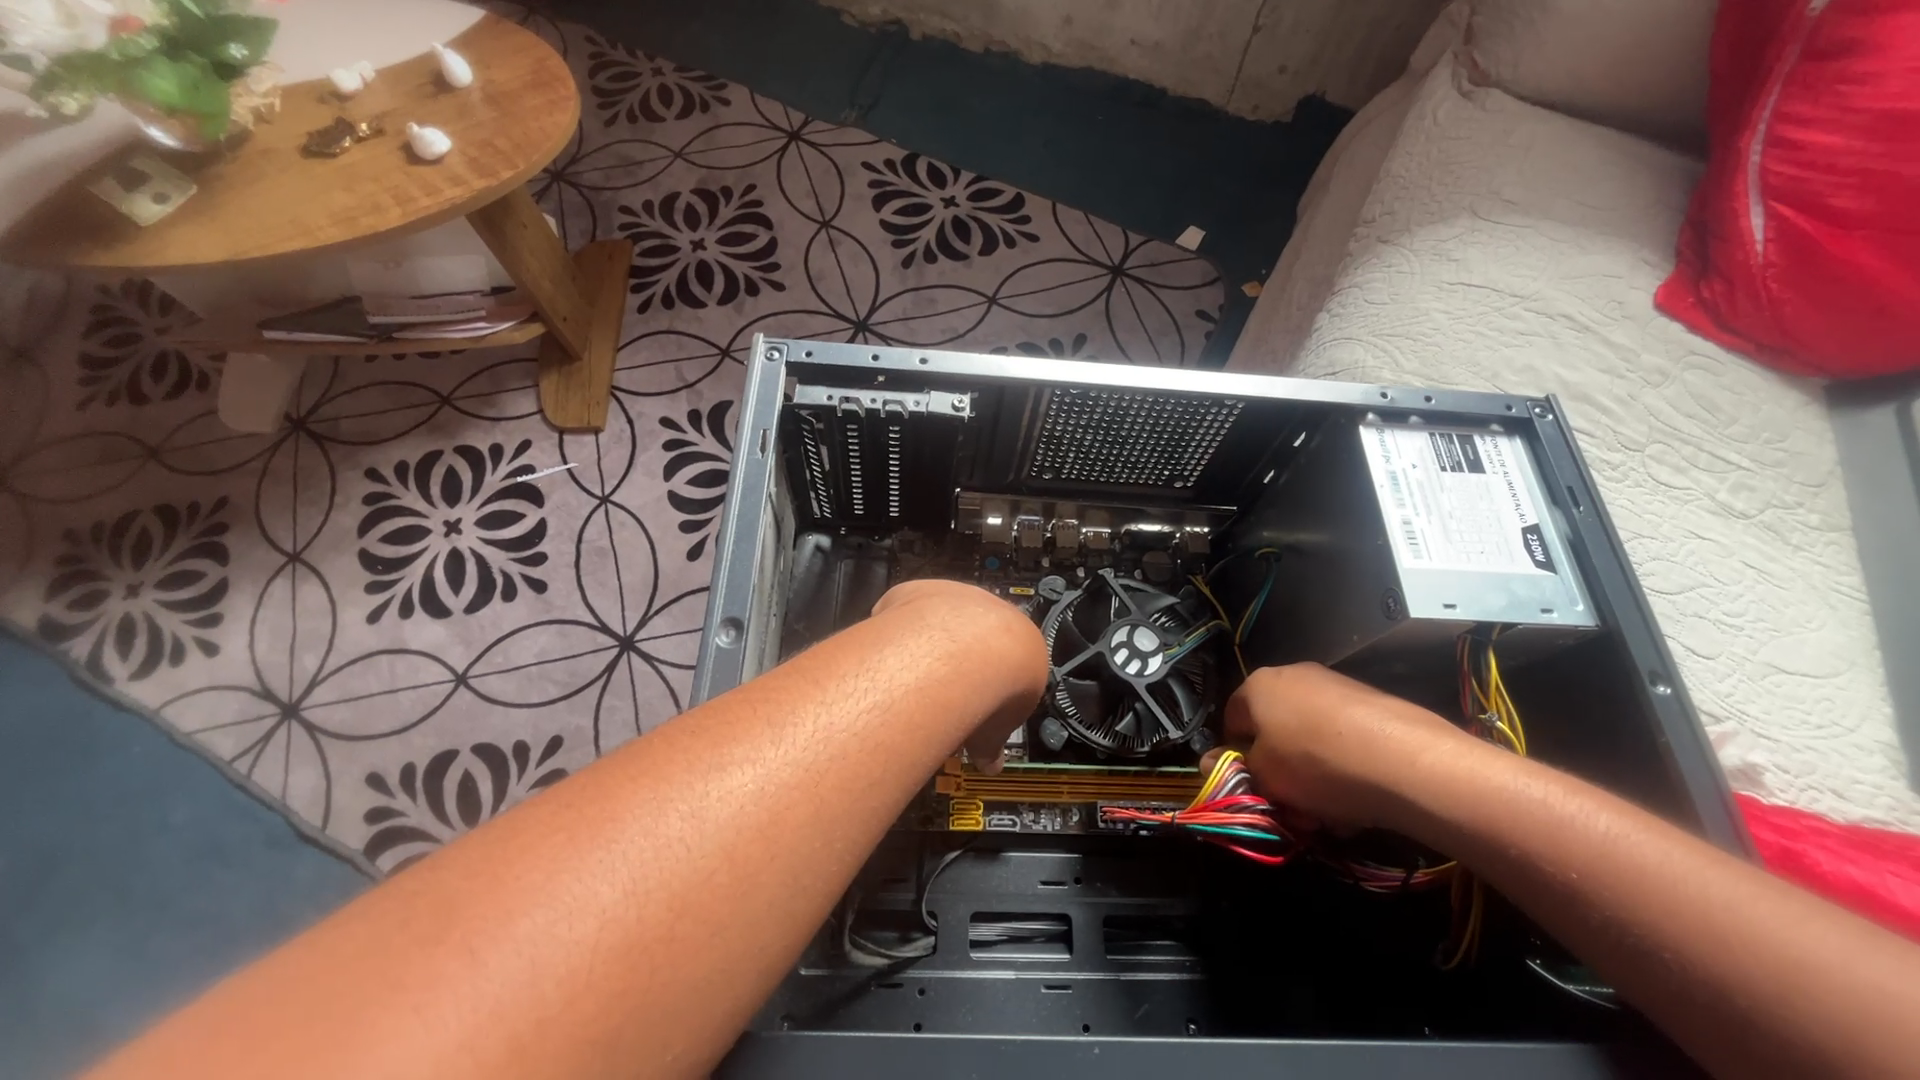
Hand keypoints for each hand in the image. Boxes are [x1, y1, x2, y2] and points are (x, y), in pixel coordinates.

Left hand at [871, 578, 1047, 771]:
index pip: (1009, 665)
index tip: (975, 711)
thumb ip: (991, 744)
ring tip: (914, 683)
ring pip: (939, 620)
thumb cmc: (994, 690)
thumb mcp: (998, 731)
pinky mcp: (918, 589)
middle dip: (958, 667)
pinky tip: (893, 659)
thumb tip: (989, 764)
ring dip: (928, 647)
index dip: (990, 690)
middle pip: (973, 640)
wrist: (966, 651)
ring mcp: (954, 595)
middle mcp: (992, 611)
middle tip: (941, 700)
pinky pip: (906, 609)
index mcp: (1023, 643)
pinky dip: (899, 632)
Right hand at [1222, 662, 1480, 829]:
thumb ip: (1234, 771)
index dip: (1236, 759)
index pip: (1230, 721)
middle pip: (1274, 734)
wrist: (1406, 760)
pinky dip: (1343, 771)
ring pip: (1310, 743)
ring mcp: (1338, 688)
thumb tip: (1209, 764)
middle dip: (1281, 776)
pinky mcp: (1374, 706)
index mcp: (1259, 685)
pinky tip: (1356, 803)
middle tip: (1292, 810)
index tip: (1252, 789)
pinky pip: (1344, 744)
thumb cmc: (1315, 763)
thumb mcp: (1263, 776)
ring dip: (1312, 780)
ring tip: (1329, 816)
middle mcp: (1295, 676)